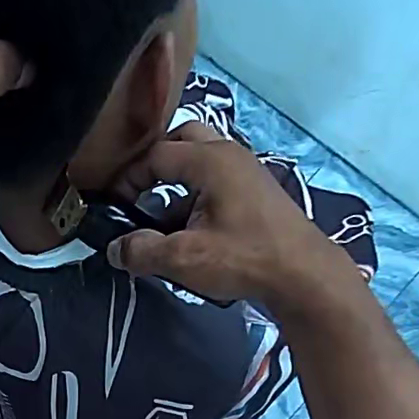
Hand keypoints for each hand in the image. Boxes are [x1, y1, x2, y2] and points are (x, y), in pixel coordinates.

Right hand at [107, 124, 361, 314]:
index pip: (155, 155)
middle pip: (182, 142)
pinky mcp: (258, 194)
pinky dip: (197, 197)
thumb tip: (114, 250)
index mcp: (210, 159)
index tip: (114, 206)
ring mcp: (248, 172)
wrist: (304, 276)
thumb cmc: (244, 259)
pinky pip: (217, 182)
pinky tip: (191, 232)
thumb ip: (143, 251)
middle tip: (139, 195)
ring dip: (177, 184)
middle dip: (155, 166)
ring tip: (161, 221)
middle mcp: (230, 154)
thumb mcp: (184, 258)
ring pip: (201, 162)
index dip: (128, 179)